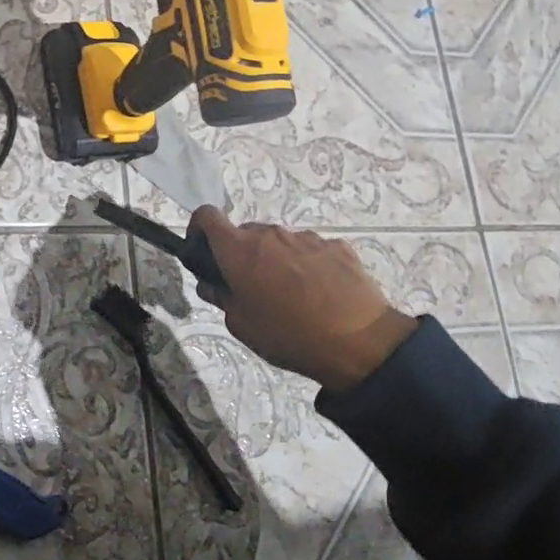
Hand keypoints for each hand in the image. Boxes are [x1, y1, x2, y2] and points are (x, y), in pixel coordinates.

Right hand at [189, 206, 417, 390]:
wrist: (360, 342)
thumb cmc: (288, 335)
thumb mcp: (241, 325)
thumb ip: (221, 298)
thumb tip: (214, 285)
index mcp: (239, 249)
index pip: (207, 216)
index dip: (199, 229)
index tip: (203, 252)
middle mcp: (270, 234)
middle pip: (245, 233)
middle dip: (241, 254)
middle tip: (250, 288)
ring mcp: (306, 237)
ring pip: (279, 242)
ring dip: (275, 260)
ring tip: (291, 295)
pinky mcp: (337, 247)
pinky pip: (310, 250)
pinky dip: (306, 265)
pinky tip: (320, 294)